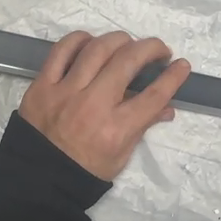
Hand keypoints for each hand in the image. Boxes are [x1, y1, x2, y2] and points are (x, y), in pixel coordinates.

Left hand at [19, 31, 191, 180]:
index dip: (173, 77)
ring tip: (127, 45)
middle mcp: (93, 105)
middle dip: (151, 48)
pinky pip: (62, 50)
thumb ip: (142, 127)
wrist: (38, 179)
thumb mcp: (120, 157)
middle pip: (128, 61)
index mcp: (116, 129)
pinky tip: (91, 42)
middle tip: (158, 50)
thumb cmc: (85, 171)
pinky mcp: (42, 85)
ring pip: (97, 48)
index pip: (154, 95)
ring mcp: (65, 92)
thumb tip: (167, 107)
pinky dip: (80, 40)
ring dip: (119, 40)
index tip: (182, 65)